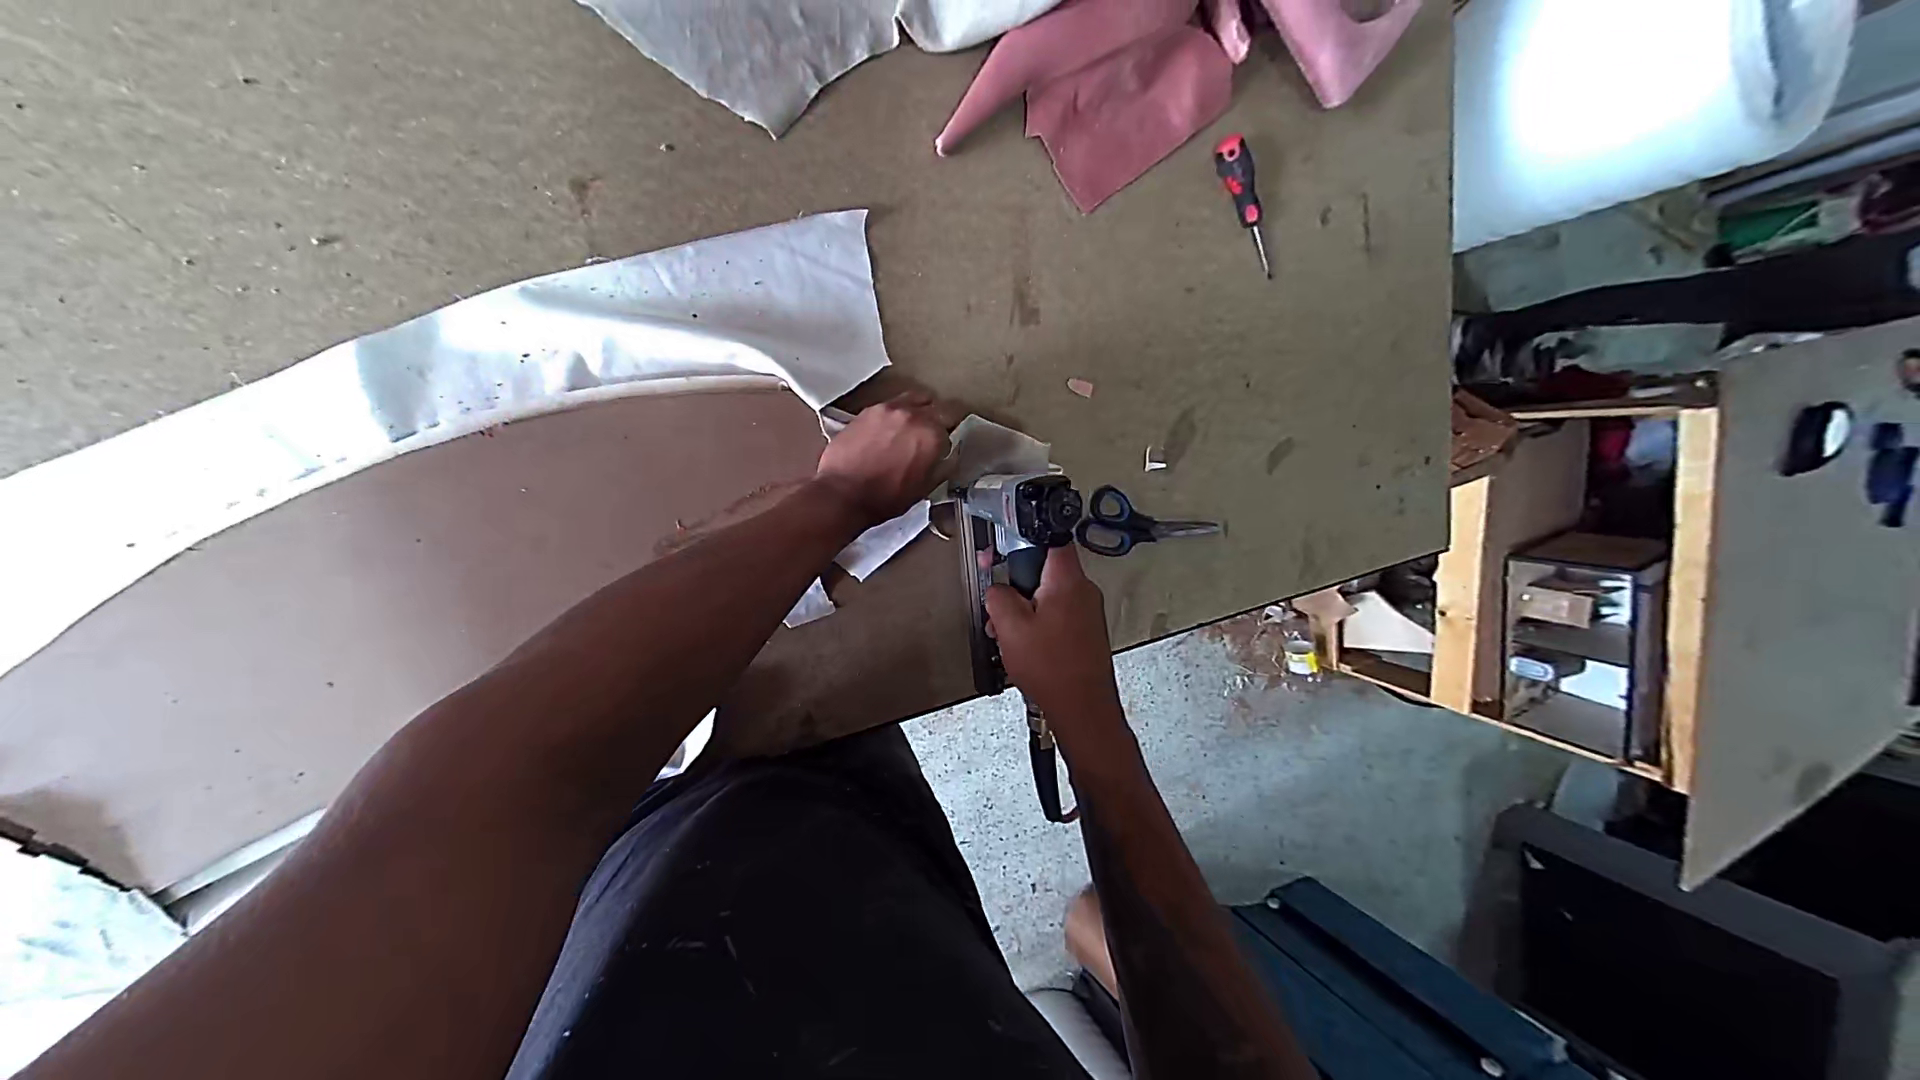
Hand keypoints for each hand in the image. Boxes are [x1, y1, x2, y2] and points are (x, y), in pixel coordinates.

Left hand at [815, 392, 951, 527]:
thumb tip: (949, 457)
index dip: (953, 430)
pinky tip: (890, 430)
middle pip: (936, 405)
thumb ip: (942, 467)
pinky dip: (896, 413)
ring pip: (914, 398)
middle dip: (938, 418)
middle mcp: (913, 415)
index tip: (948, 439)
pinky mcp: (868, 411)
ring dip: (918, 409)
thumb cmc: (883, 497)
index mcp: (932, 434)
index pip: (954, 419)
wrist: (843, 493)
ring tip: (912, 426)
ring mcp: (889, 409)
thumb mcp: (924, 489)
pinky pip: (891, 404)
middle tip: (933, 433)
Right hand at [984, 546, 1124, 741]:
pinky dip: (1038, 623)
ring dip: (1024, 608)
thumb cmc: (1054, 670)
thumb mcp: (1010, 626)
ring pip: (1048, 595)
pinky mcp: (1085, 632)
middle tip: (1000, 602)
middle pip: (1045, 570)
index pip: (1051, 538)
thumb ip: (998, 596)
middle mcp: (1083, 592)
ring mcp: (1087, 613)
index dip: (1024, 538)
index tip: (1005, 545)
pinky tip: (1024, 645)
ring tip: (1009, 633)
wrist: (1082, 708)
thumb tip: (996, 588)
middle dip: (1017, 585)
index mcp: (1067, 581)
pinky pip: (1057, 615)